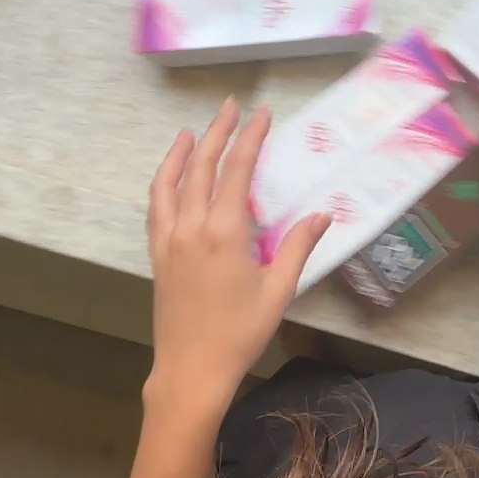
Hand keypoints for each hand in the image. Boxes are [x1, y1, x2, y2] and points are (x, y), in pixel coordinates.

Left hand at [145, 98, 331, 414]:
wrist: (192, 369)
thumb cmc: (240, 333)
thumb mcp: (278, 291)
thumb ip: (298, 247)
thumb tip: (322, 214)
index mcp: (224, 232)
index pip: (236, 170)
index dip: (250, 138)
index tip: (261, 114)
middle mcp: (191, 227)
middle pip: (201, 166)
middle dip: (217, 132)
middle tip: (231, 108)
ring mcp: (168, 239)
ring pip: (171, 183)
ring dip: (181, 153)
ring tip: (190, 132)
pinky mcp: (157, 254)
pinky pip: (156, 207)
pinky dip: (163, 184)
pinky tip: (170, 179)